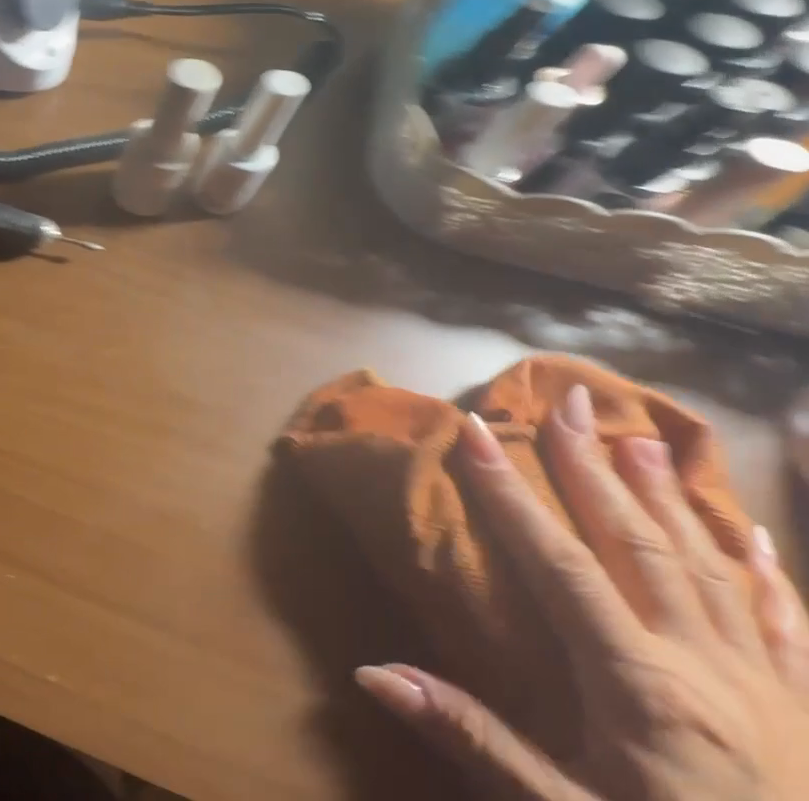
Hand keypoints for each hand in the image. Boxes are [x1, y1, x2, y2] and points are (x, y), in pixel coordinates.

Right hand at [356, 386, 808, 799]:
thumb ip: (473, 739)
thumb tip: (373, 671)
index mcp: (638, 683)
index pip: (561, 566)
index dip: (512, 495)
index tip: (477, 432)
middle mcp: (702, 663)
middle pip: (637, 545)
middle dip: (595, 468)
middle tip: (571, 401)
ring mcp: (763, 682)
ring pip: (708, 566)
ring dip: (668, 496)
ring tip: (639, 436)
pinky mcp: (803, 705)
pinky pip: (783, 619)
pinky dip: (760, 568)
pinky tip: (744, 529)